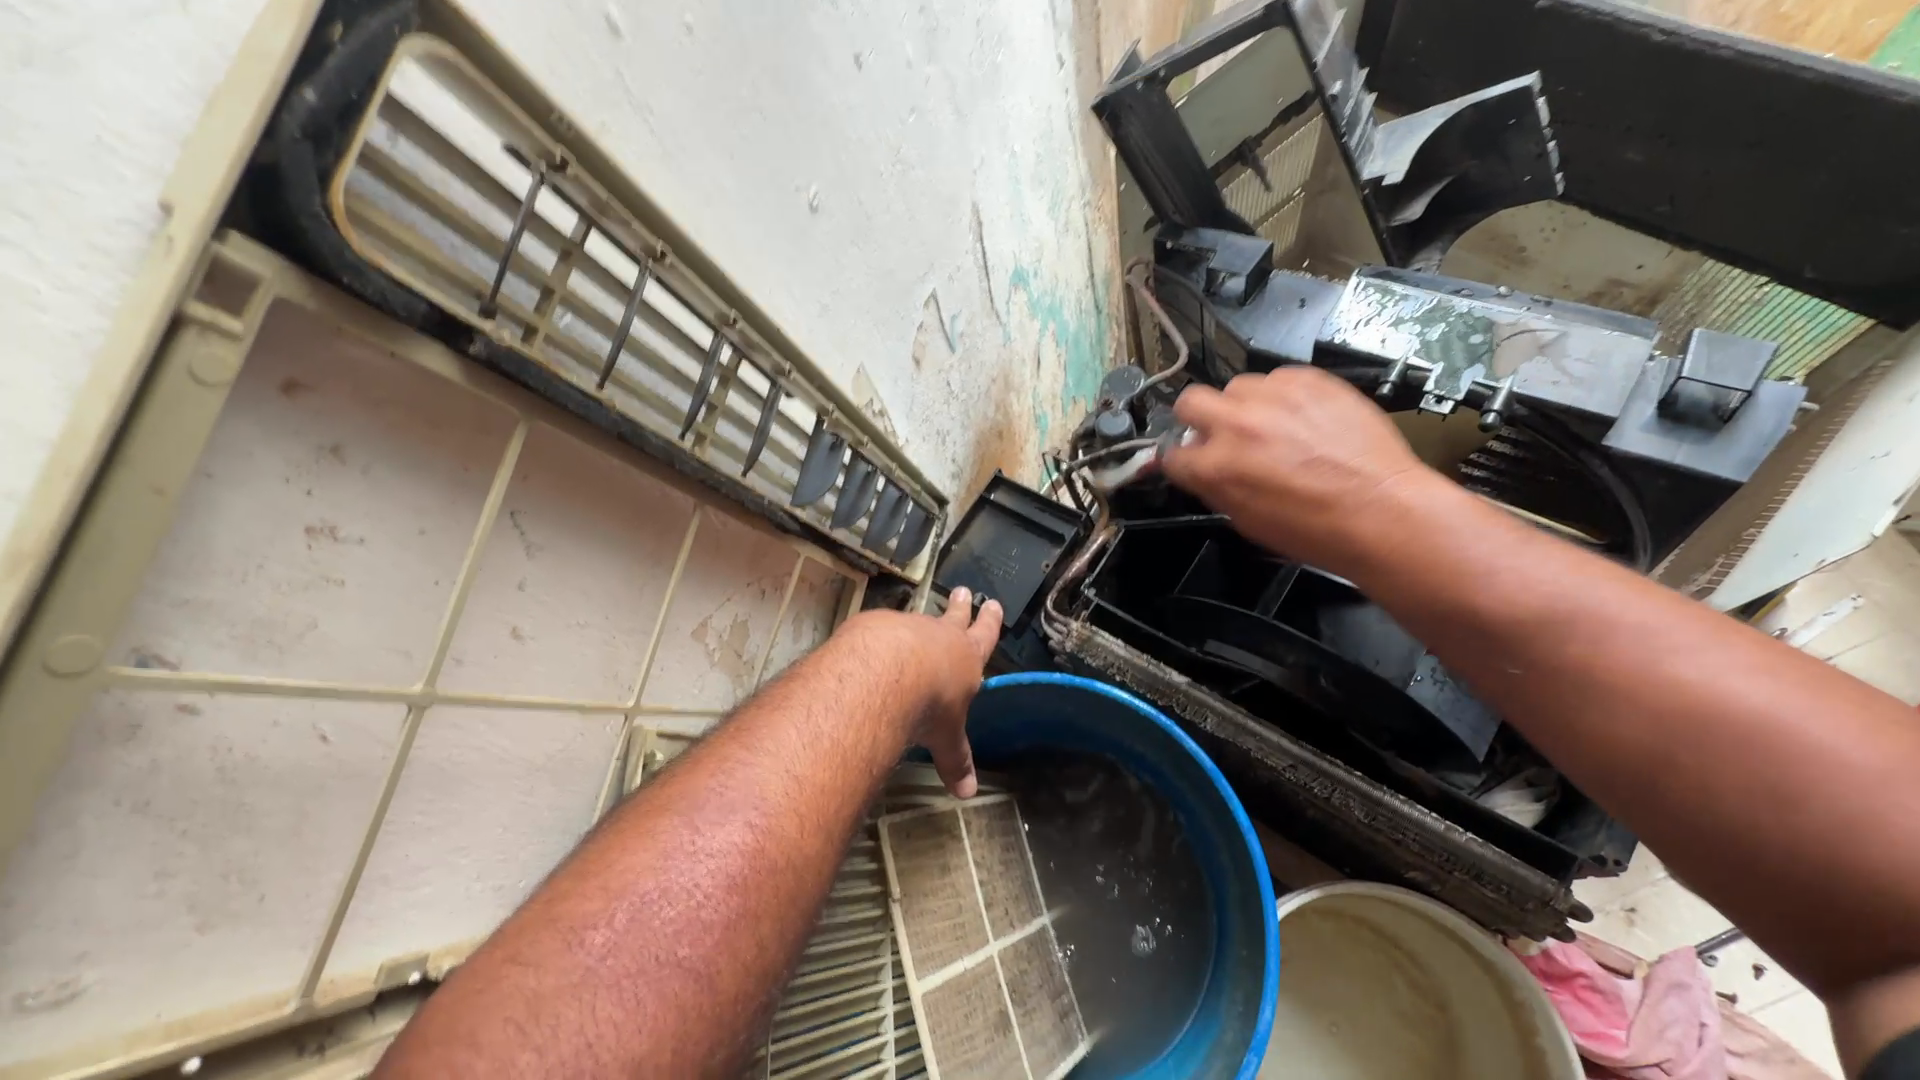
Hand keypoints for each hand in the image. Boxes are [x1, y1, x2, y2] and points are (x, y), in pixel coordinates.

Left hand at [842, 588, 1001, 797]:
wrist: (887, 670)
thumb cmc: (930, 705)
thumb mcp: (945, 737)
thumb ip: (954, 760)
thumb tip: (967, 794)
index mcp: (966, 659)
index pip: (983, 637)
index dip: (989, 622)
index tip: (993, 604)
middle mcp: (939, 637)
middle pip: (954, 617)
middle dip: (960, 606)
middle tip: (962, 590)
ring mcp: (907, 628)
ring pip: (917, 621)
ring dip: (919, 621)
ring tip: (916, 617)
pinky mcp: (875, 626)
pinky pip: (881, 630)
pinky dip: (880, 637)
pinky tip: (870, 646)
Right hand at [1160, 367, 1451, 572]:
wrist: (1382, 512)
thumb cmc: (1320, 528)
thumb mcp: (1247, 522)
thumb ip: (1215, 487)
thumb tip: (1202, 470)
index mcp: (1216, 468)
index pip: (1172, 453)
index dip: (1182, 459)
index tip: (1192, 460)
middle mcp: (1238, 425)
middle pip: (1190, 401)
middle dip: (1198, 417)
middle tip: (1218, 432)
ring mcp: (1274, 398)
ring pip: (1237, 386)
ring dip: (1244, 405)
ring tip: (1270, 426)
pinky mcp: (1309, 381)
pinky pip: (1279, 378)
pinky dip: (1282, 396)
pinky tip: (1301, 419)